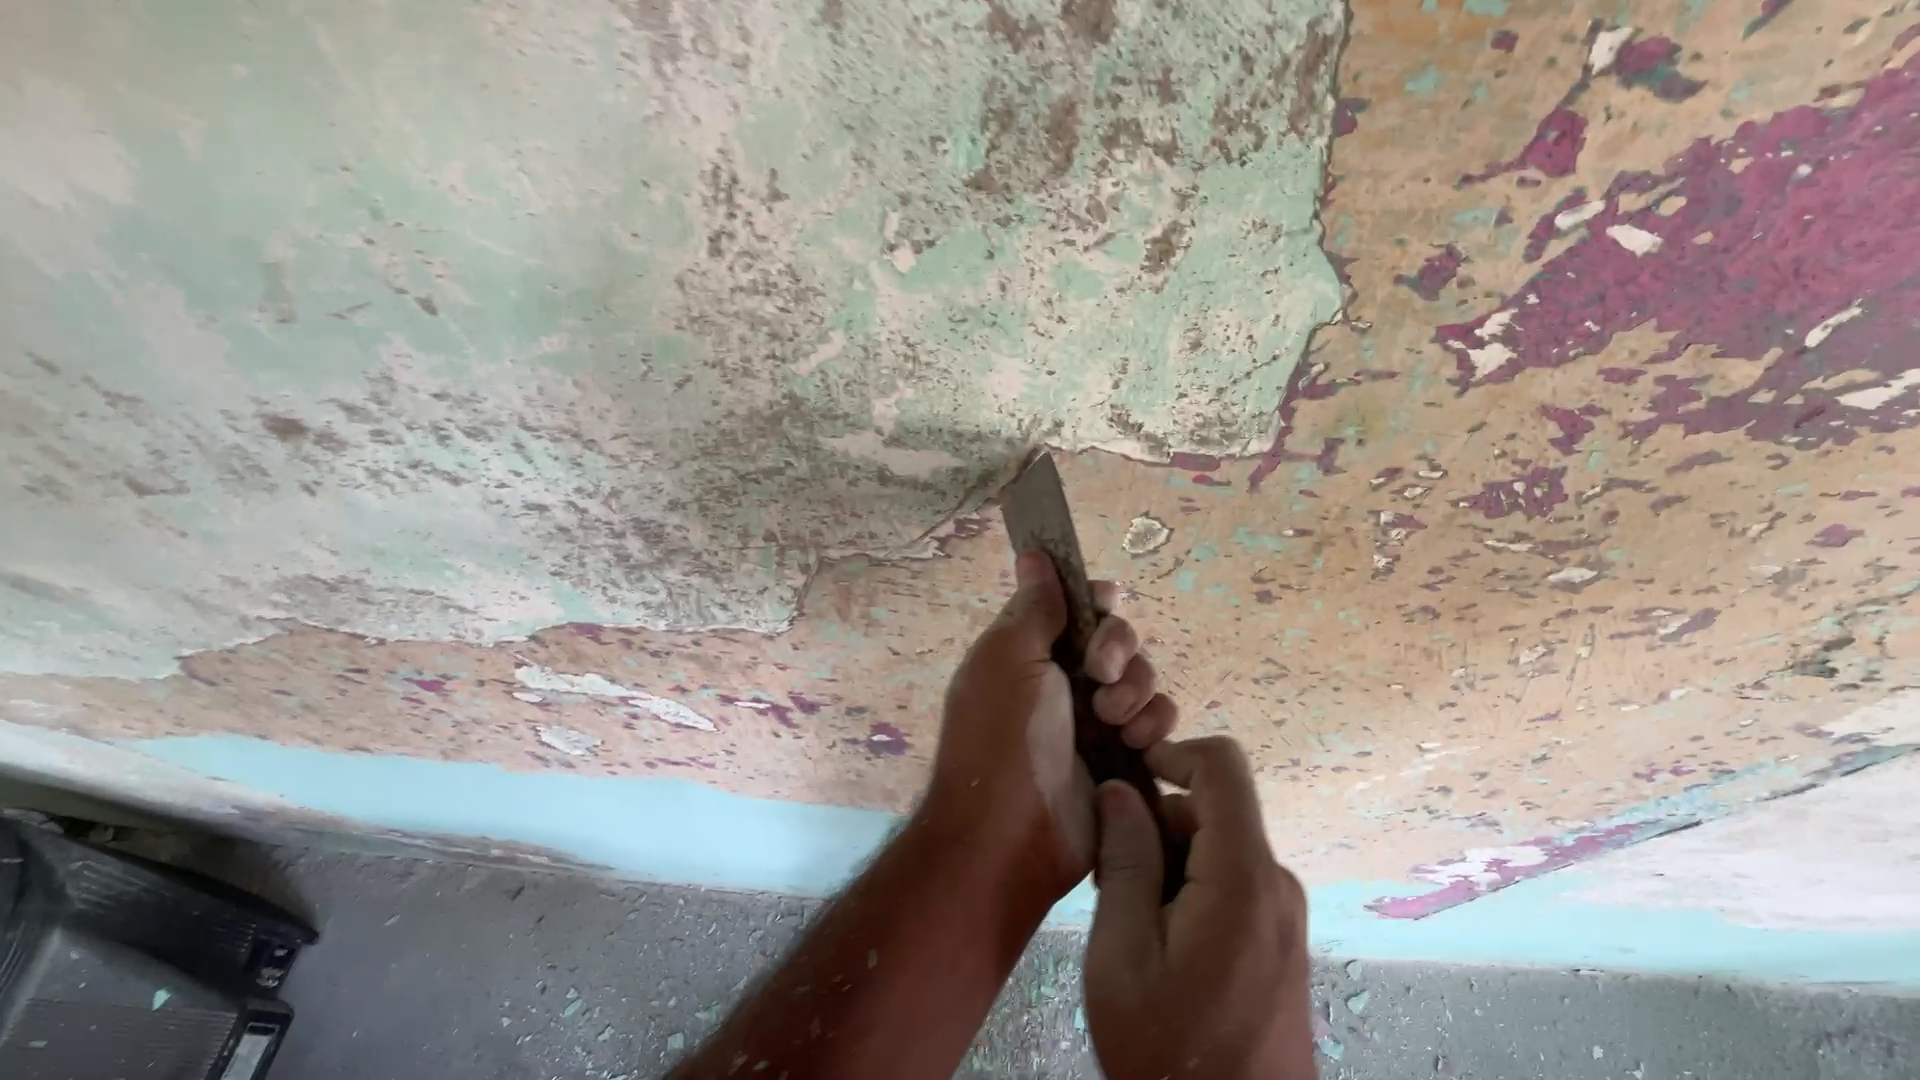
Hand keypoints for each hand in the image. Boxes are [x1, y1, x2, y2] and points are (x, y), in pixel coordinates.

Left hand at [923, 550, 1178, 898]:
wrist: (1011, 836)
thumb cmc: (1003, 736)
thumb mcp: (1009, 657)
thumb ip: (1034, 605)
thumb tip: (1035, 552)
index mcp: (1029, 653)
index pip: (1076, 608)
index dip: (1095, 600)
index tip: (1104, 601)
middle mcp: (1063, 683)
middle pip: (1119, 640)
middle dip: (1118, 650)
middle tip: (1099, 676)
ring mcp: (1095, 723)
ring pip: (1144, 680)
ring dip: (1136, 692)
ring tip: (1110, 721)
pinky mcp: (1126, 759)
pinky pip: (1160, 722)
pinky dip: (1154, 724)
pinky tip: (1135, 744)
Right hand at [1084, 737, 1314, 1079]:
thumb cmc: (1167, 1051)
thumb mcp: (1122, 954)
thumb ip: (1125, 861)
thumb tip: (1120, 789)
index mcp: (1242, 878)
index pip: (1223, 767)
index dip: (1173, 752)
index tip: (1125, 774)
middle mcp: (1275, 883)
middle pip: (1213, 809)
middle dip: (1155, 824)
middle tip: (1108, 878)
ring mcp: (1283, 913)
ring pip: (1216, 846)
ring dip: (1168, 860)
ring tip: (1129, 919)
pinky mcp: (1279, 937)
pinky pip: (1230, 879)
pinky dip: (1189, 886)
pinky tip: (1159, 939)